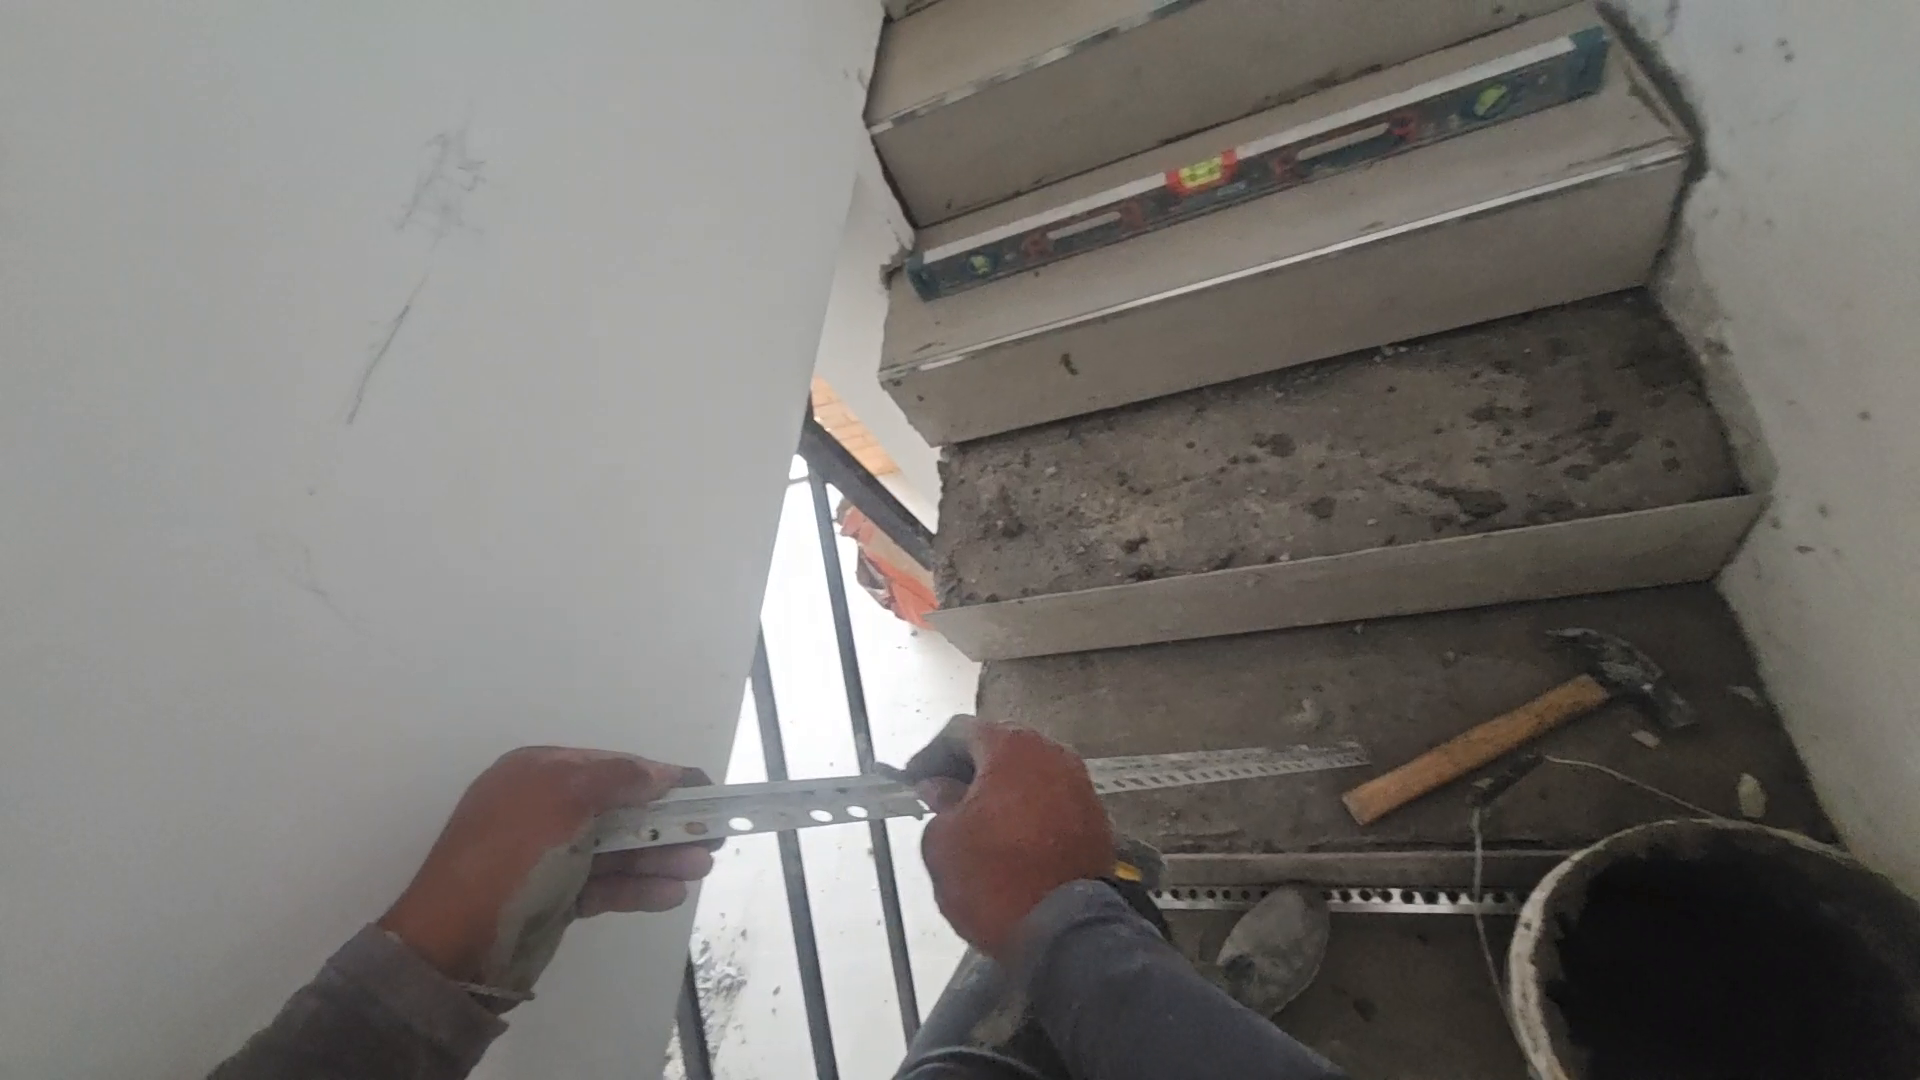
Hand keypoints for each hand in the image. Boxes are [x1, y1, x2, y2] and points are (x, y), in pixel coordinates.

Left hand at [378, 746, 716, 1001]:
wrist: (449, 951)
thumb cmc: (510, 858)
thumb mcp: (564, 800)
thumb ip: (620, 779)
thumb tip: (661, 774)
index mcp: (538, 774)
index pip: (613, 766)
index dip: (660, 777)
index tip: (703, 790)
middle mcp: (545, 809)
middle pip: (622, 808)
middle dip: (667, 822)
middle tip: (712, 835)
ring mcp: (550, 855)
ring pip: (618, 848)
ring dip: (661, 856)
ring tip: (702, 867)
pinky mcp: (555, 896)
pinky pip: (605, 883)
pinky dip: (637, 887)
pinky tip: (671, 894)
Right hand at [917, 718, 1113, 958]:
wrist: (1068, 933)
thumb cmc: (996, 880)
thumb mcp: (943, 842)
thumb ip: (939, 803)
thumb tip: (941, 788)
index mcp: (1011, 747)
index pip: (960, 732)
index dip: (930, 755)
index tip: (913, 780)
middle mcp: (1050, 752)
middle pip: (998, 746)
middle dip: (966, 768)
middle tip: (938, 796)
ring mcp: (1078, 782)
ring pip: (1026, 772)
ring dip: (997, 788)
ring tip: (971, 819)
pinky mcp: (1094, 814)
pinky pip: (1048, 797)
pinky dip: (1023, 807)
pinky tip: (1005, 835)